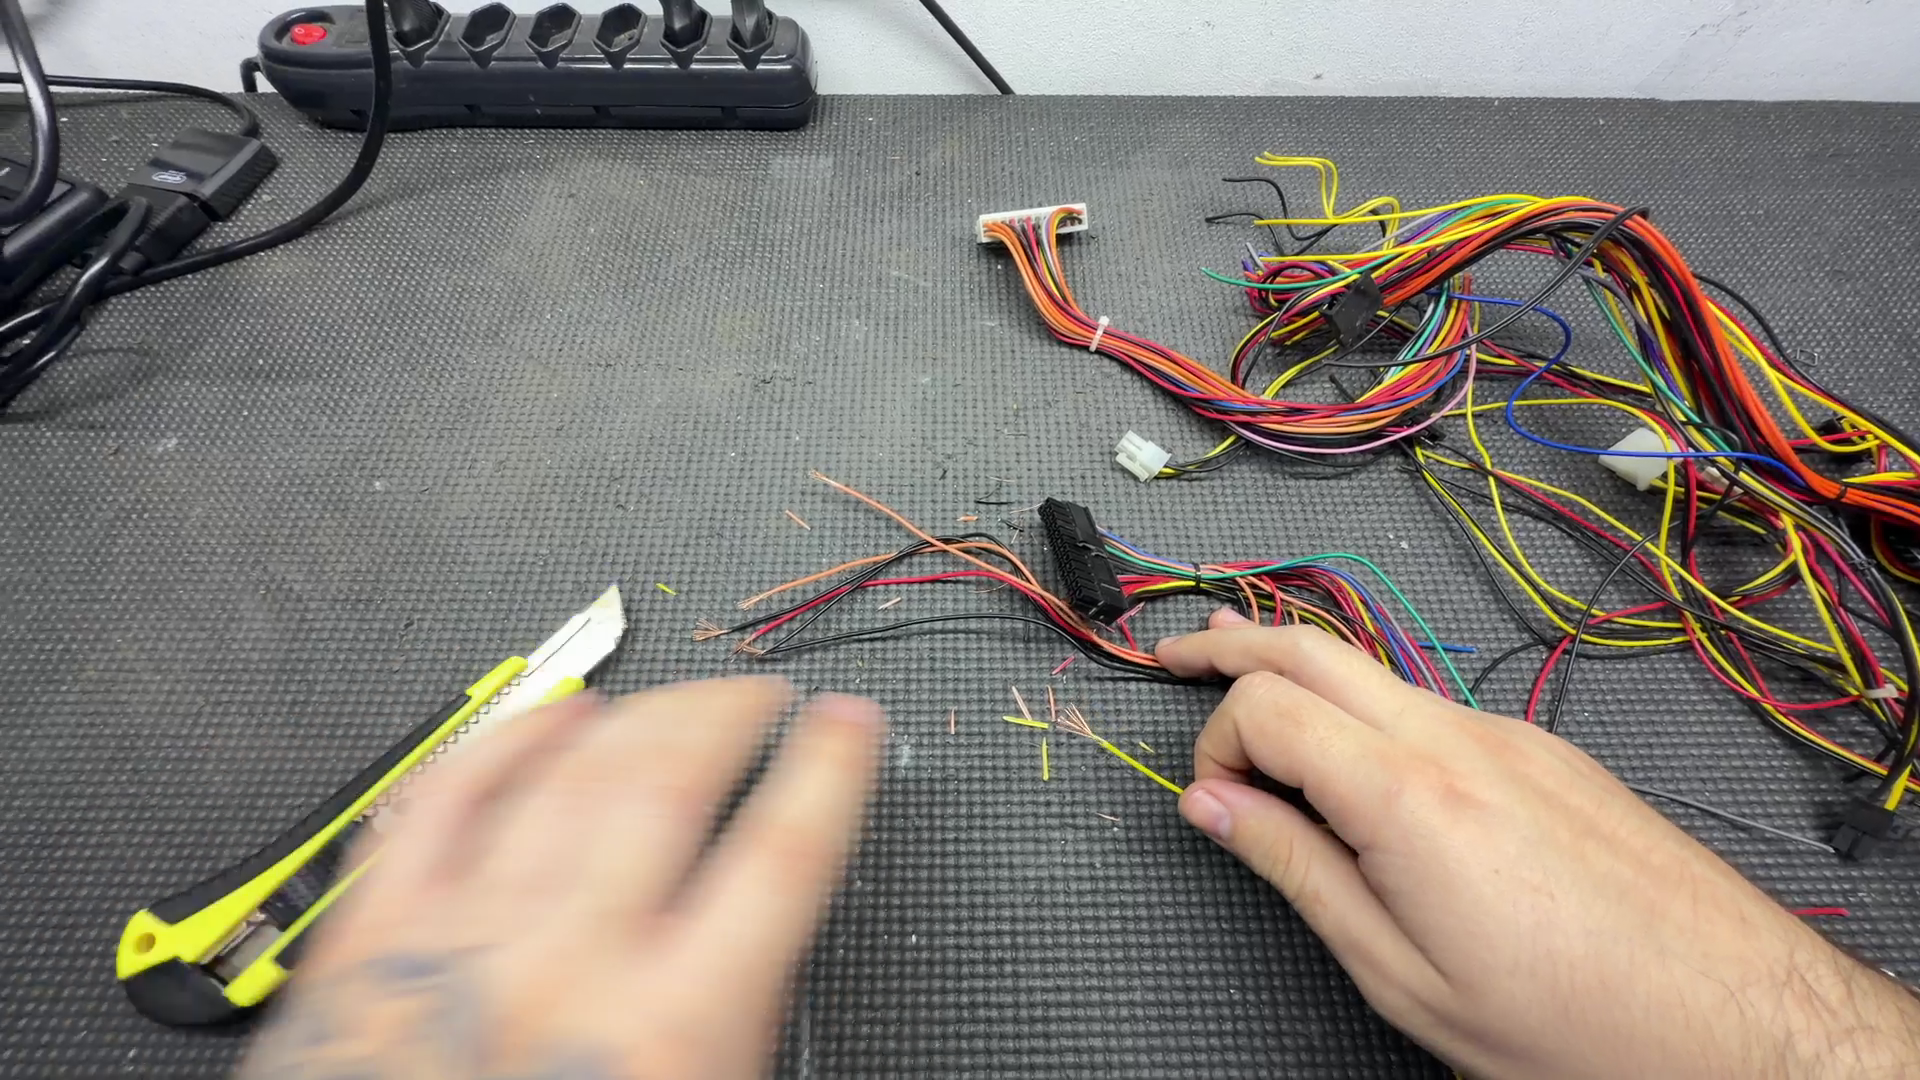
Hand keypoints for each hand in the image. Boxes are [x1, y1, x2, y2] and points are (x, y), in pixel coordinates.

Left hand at [235, 677, 883, 1079]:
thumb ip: (751, 1001)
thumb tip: (780, 906)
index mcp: (671, 1032)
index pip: (784, 853)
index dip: (832, 766)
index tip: (850, 721)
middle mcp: (568, 971)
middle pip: (674, 782)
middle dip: (734, 713)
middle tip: (763, 694)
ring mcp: (466, 942)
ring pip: (576, 771)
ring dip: (648, 712)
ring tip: (687, 696)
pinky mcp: (372, 942)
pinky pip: (445, 797)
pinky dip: (513, 737)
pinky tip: (562, 712)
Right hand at [1158, 609, 1919, 1079]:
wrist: (1765, 1040)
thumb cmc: (1573, 1029)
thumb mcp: (1397, 971)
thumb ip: (1291, 867)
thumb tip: (1208, 803)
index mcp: (1405, 794)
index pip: (1265, 707)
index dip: (1216, 743)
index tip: (1217, 799)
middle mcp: (1449, 736)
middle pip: (1306, 646)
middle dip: (1227, 643)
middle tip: (1172, 652)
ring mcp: (1496, 730)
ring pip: (1361, 663)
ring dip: (1286, 661)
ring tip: (1229, 659)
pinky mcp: (1530, 745)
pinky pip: (1414, 699)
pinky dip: (1351, 701)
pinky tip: (1342, 741)